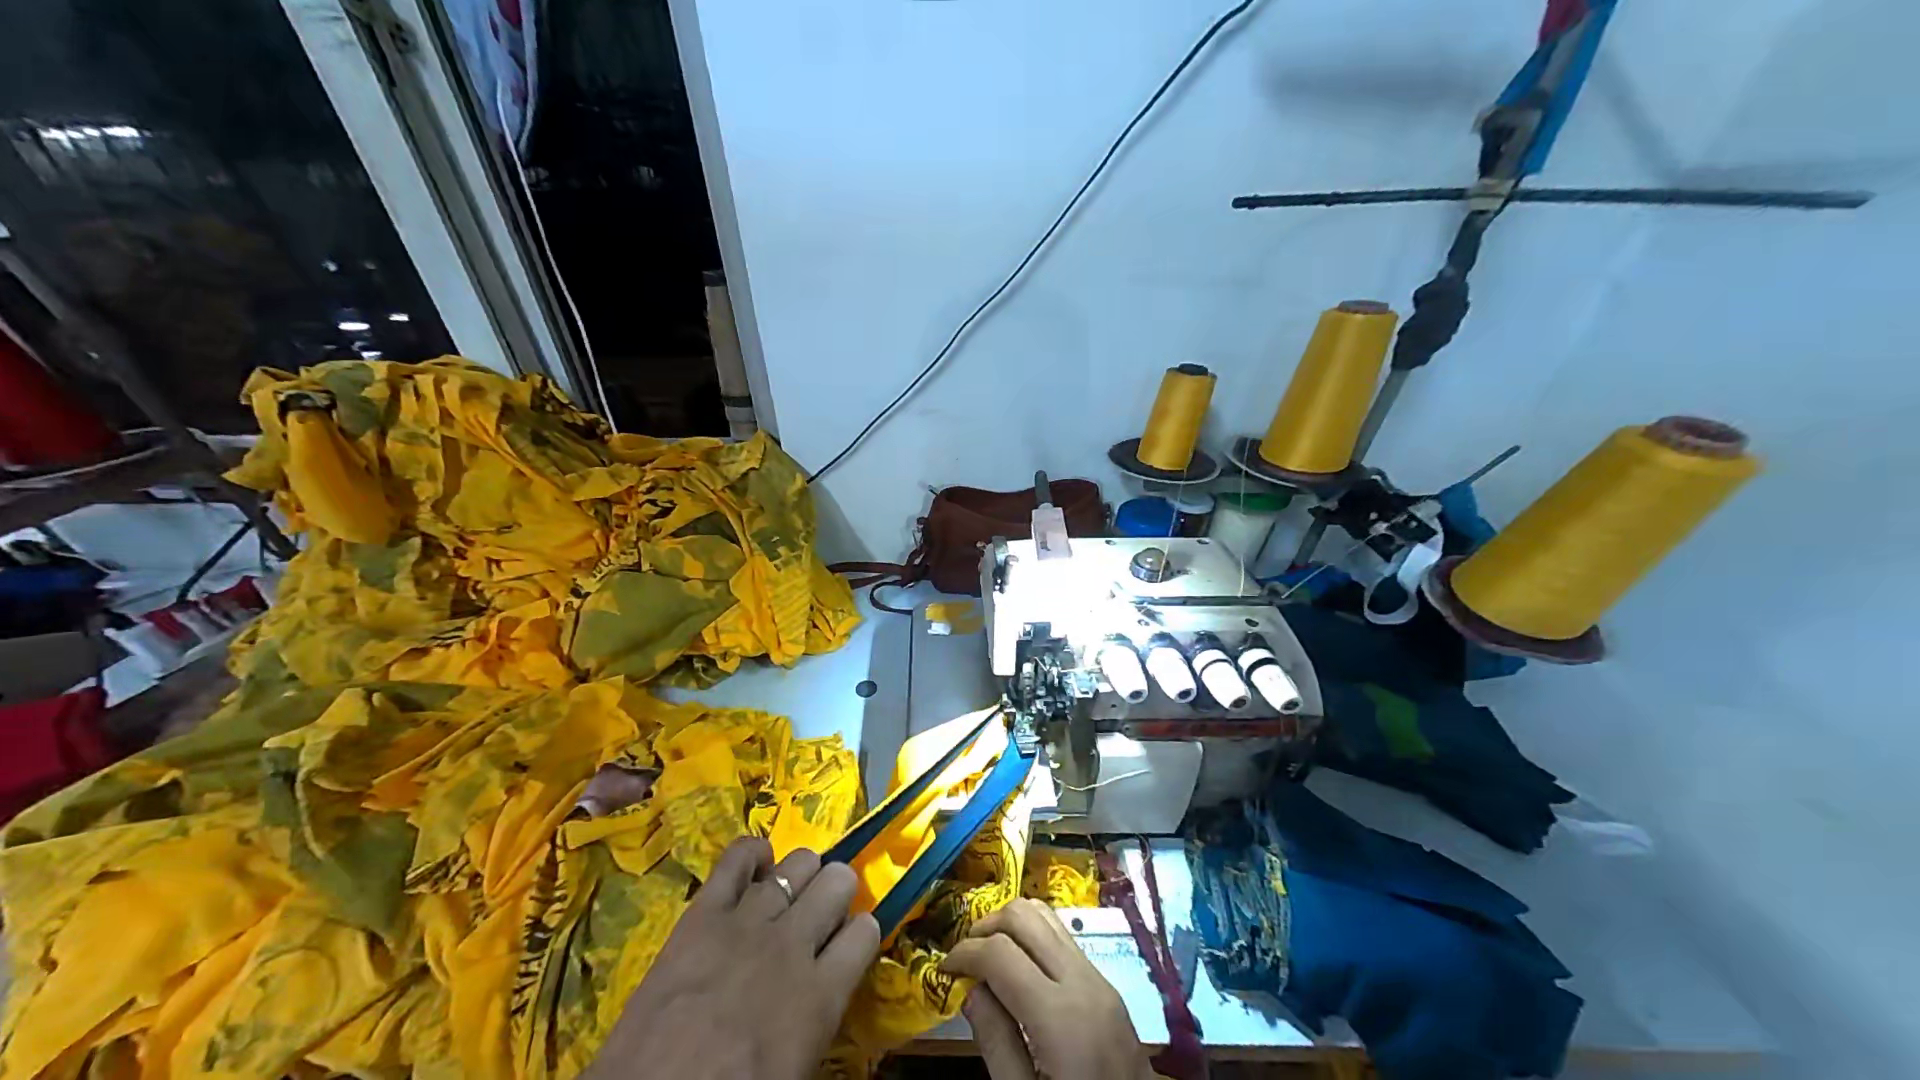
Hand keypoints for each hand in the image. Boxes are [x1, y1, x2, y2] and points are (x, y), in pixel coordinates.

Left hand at [584, 837, 881, 1079]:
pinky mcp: (702, 913)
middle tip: (819, 915)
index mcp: (821, 994)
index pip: (865, 932)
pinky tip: (757, 864)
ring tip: (789, 894)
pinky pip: (737, 857)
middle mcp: (793, 944)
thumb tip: (825, 989)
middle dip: (836, 892)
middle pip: (837, 882)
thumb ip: (820, 1012)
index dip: (860, 934)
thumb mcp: (798, 1066)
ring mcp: (747, 922)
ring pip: (798, 863)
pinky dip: (752, 854)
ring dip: (801, 875)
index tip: (848, 943)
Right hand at [942, 898, 1154, 1079]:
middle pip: (1024, 916)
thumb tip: (971, 989)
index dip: (964, 952)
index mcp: (1059, 1016)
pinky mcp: (1106, 984)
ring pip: (1046, 915)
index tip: (943, 970)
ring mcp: (1099, 978)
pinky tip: (1017, 966)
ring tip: (988, 957)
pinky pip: (1062, 937)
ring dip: (1009, 925)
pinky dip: (1031, 936)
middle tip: (965, 958)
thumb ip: (996, 1042)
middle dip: (985, 927)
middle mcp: (1082, 982)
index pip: (1000, 952)